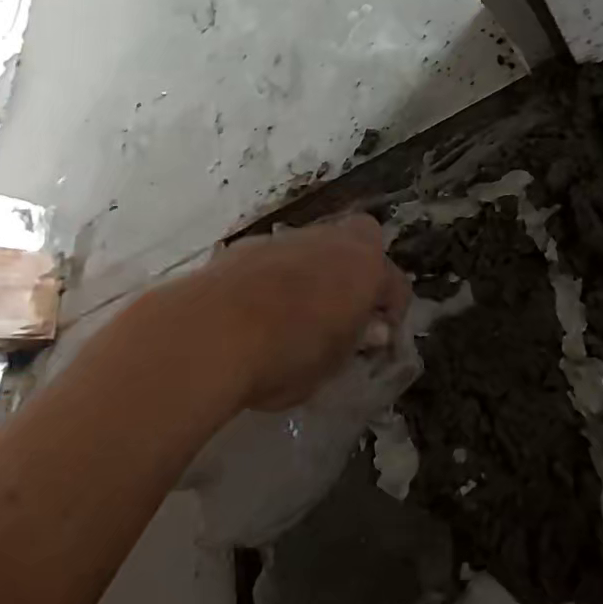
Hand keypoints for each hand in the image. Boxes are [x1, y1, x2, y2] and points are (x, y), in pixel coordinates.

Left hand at [144, 213, 408, 412]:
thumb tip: (364, 331)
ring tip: (295, 312)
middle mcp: (333, 242)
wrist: (206, 334)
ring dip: (314, 270)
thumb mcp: (332, 365)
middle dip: (361, 265)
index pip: (396, 284)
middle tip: (347, 304)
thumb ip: (352, 342)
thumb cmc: (286, 355)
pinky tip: (256, 310)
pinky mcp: (245, 247)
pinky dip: (274, 276)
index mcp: (366, 268)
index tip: (378, 340)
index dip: (392, 312)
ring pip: (315, 245)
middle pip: (362, 238)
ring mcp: (288, 239)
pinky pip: (274, 257)